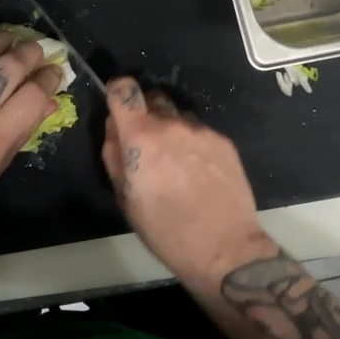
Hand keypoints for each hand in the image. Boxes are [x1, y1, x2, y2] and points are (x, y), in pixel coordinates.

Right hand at [102, 76, 276, 290]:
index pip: (124, 89)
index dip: (118, 92)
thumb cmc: (165, 230)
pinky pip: (199, 131)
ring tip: (177, 163)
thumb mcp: (125, 198)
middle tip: (148, 144)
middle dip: (146, 115)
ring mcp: (200, 131)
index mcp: (141, 137)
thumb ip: (114, 155)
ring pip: (177, 116)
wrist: (225, 249)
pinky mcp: (223, 141)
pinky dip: (193, 143)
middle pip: (153, 98)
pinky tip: (199, 172)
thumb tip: (115, 128)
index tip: (119, 107)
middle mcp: (171, 124)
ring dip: (171, 130)